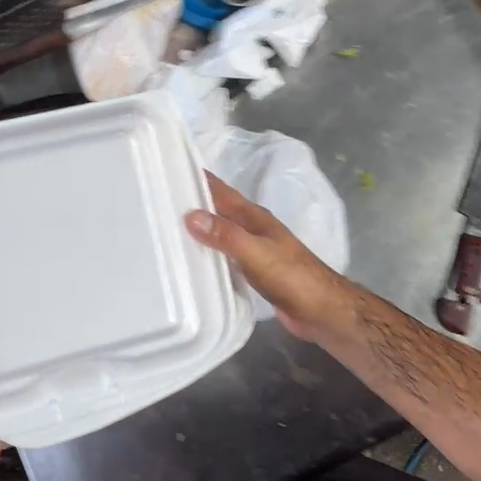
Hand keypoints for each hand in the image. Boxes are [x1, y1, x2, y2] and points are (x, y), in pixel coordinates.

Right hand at [185, 174, 359, 341]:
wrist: (321, 310)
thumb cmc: (292, 277)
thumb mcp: (256, 252)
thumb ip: (226, 235)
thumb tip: (190, 215)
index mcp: (254, 217)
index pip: (222, 191)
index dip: (198, 179)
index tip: (168, 170)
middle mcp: (253, 229)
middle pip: (219, 211)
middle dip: (193, 205)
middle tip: (159, 203)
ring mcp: (255, 250)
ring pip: (222, 234)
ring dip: (200, 231)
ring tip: (168, 231)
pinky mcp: (254, 272)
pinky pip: (226, 257)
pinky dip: (210, 255)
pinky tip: (194, 264)